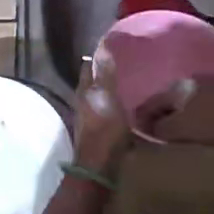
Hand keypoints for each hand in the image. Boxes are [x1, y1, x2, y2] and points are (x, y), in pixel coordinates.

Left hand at [72, 56, 131, 174]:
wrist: (100, 167)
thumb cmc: (105, 130)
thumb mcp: (108, 99)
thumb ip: (105, 75)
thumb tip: (101, 47)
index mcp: (84, 92)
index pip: (87, 67)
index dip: (97, 56)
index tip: (113, 47)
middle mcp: (83, 103)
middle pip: (92, 82)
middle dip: (105, 72)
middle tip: (124, 62)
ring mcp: (90, 118)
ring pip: (100, 97)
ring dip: (111, 89)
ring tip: (130, 81)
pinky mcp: (99, 131)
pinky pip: (107, 111)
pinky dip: (116, 104)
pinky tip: (129, 105)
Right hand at [137, 78, 213, 147]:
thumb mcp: (183, 129)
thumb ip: (161, 128)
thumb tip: (147, 128)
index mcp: (176, 87)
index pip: (149, 102)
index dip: (140, 117)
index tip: (135, 132)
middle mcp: (190, 81)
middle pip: (167, 100)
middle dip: (159, 115)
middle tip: (153, 133)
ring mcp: (211, 85)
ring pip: (184, 101)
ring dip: (177, 115)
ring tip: (174, 132)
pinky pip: (201, 106)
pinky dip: (194, 116)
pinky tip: (198, 126)